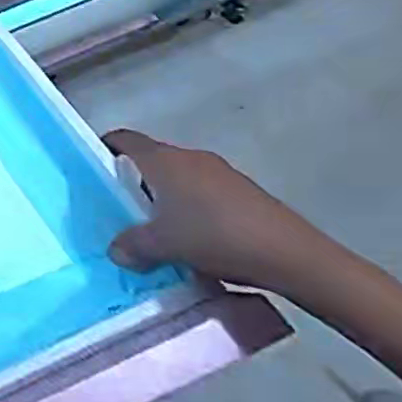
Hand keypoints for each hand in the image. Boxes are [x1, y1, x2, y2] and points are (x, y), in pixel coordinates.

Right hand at [103, 129, 341, 292]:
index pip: (122, 138)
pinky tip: (202, 238)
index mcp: (162, 160)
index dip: (104, 148)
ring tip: (165, 227)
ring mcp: (225, 175)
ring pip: (182, 177)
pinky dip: (197, 208)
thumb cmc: (217, 238)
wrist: (304, 262)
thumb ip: (131, 245)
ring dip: (169, 196)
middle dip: (136, 179)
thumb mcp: (162, 246)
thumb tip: (116, 253)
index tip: (96, 170)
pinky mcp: (251, 195)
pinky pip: (208, 193)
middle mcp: (191, 158)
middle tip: (125, 206)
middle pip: (151, 159)